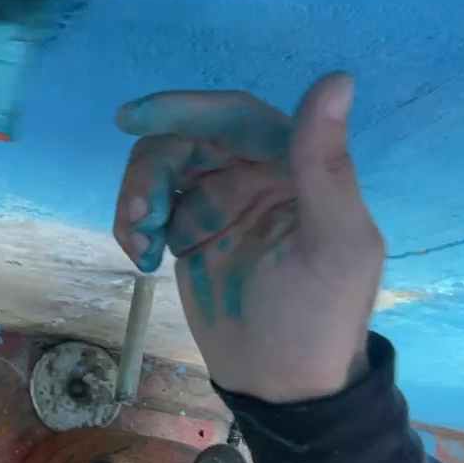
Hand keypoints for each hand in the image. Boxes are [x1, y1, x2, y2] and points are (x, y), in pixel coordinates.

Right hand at [112, 74, 383, 402]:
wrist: (280, 384)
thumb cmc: (317, 318)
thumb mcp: (334, 244)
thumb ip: (325, 165)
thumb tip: (335, 78)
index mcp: (294, 167)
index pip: (233, 116)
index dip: (181, 108)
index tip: (127, 119)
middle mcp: (252, 175)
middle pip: (184, 140)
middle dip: (150, 170)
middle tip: (138, 214)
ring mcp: (217, 204)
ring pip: (160, 170)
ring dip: (136, 197)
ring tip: (138, 243)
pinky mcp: (187, 232)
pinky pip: (147, 207)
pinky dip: (132, 224)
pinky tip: (141, 257)